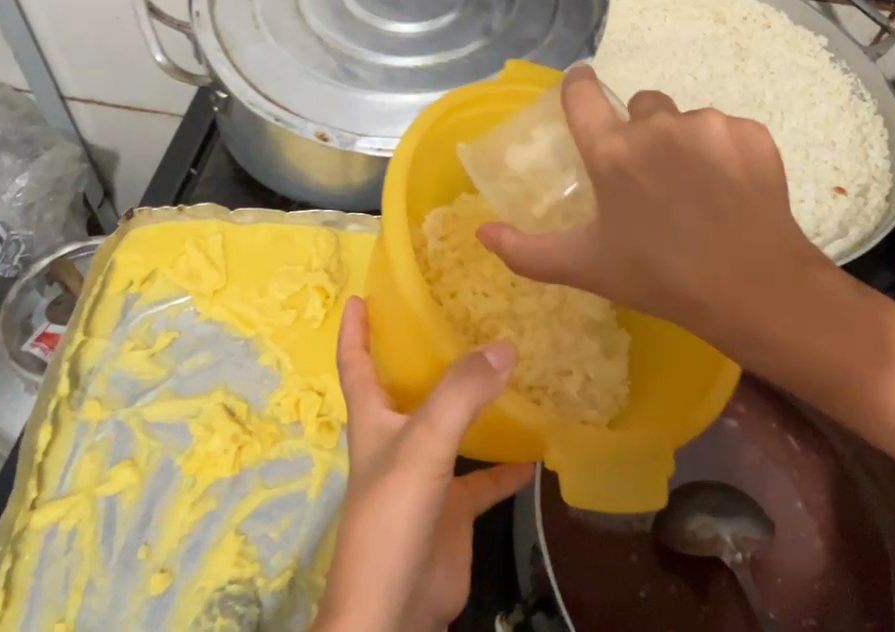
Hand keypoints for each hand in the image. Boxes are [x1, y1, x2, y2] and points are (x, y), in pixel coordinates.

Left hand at [314, 297, 533, 631]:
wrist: (394, 609)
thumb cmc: (392, 516)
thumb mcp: (423, 445)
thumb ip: (460, 395)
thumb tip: (504, 344)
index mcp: (373, 420)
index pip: (356, 363)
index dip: (355, 330)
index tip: (361, 294)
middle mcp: (396, 442)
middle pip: (408, 387)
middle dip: (425, 355)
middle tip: (459, 316)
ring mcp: (426, 477)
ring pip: (453, 428)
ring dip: (476, 404)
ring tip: (511, 369)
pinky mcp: (452, 511)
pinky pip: (485, 479)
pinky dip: (508, 465)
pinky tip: (539, 450)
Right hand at [477, 64, 842, 365]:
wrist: (754, 289)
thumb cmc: (660, 278)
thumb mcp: (587, 266)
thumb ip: (526, 250)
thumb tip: (480, 233)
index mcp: (612, 151)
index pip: (581, 93)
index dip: (578, 84)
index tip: (581, 83)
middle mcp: (657, 125)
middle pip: (640, 106)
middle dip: (640, 131)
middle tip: (651, 179)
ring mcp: (709, 125)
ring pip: (686, 120)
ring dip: (684, 143)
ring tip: (696, 192)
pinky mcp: (752, 133)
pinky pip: (728, 131)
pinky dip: (726, 153)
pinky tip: (731, 191)